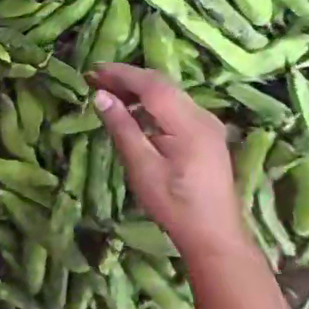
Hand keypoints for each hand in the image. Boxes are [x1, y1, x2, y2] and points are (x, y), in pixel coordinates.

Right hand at [91, 63, 250, 263]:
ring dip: (138, 88)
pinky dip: (151, 101)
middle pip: (161, 83)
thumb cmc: (175, 205)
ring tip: (108, 92)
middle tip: (95, 78)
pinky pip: (175, 105)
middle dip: (127, 78)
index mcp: (189, 123)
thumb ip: (122, 128)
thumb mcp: (142, 168)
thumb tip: (100, 95)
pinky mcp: (206, 133)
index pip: (152, 84)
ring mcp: (207, 123)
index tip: (92, 71)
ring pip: (168, 92)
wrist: (215, 237)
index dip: (121, 74)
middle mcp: (202, 115)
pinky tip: (133, 111)